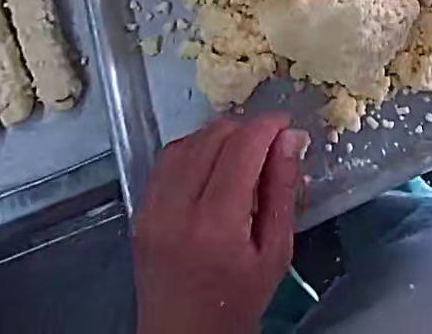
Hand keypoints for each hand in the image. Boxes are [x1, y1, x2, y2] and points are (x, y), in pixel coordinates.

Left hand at [135, 113, 307, 333]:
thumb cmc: (236, 306)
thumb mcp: (275, 254)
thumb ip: (283, 190)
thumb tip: (290, 138)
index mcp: (216, 225)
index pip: (242, 148)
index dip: (268, 126)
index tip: (286, 124)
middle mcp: (177, 208)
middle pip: (215, 136)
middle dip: (247, 131)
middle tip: (267, 148)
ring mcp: (152, 206)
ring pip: (191, 139)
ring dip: (220, 138)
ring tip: (242, 158)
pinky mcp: (140, 207)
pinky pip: (170, 157)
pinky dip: (194, 149)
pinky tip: (211, 165)